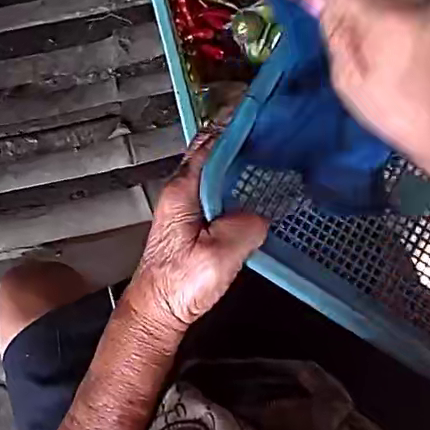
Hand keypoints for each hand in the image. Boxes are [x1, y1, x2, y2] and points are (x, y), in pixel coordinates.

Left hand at [123, 132, 268, 336]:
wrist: (156, 311)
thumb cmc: (175, 286)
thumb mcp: (219, 256)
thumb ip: (245, 228)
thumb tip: (261, 215)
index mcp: (182, 192)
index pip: (209, 145)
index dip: (234, 129)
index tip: (259, 118)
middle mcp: (179, 195)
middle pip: (211, 156)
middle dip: (240, 145)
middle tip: (273, 138)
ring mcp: (184, 209)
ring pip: (214, 176)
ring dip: (238, 167)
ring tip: (269, 162)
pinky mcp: (190, 226)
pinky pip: (216, 196)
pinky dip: (235, 190)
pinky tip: (253, 198)